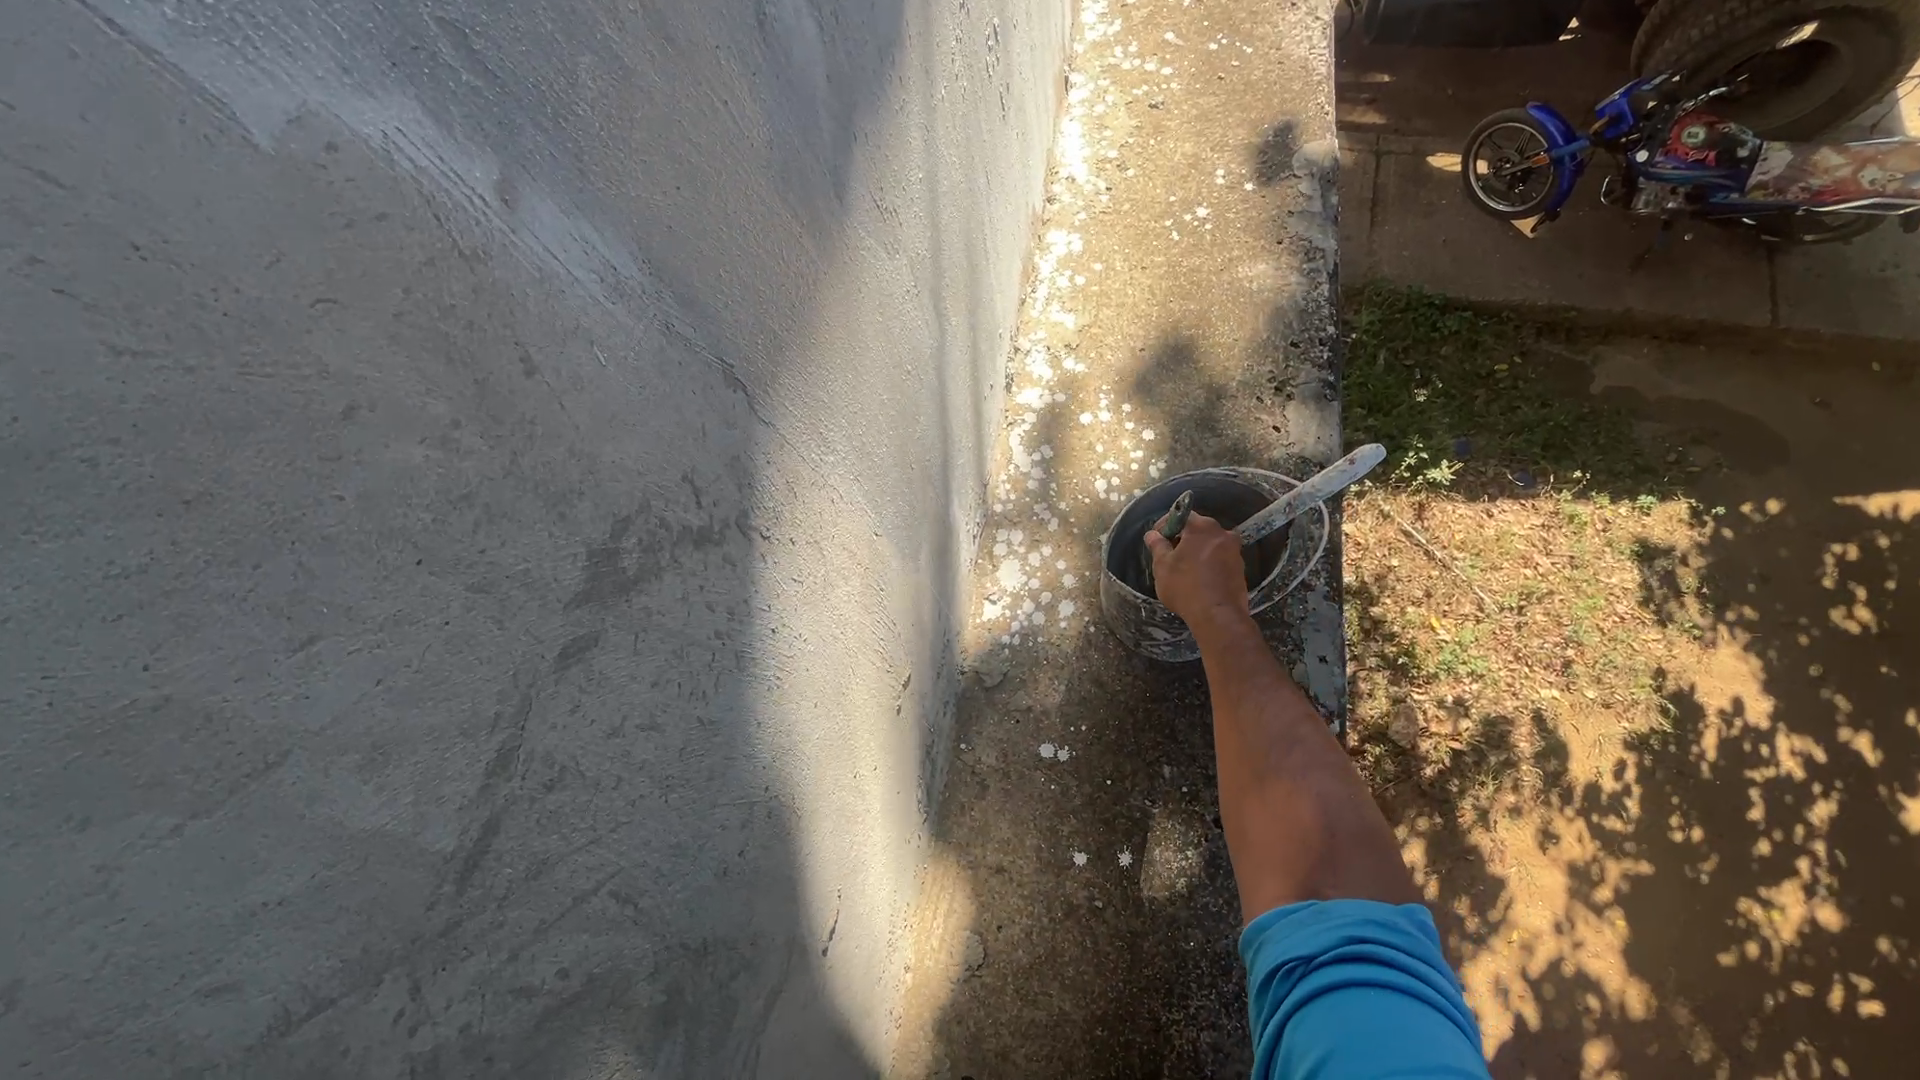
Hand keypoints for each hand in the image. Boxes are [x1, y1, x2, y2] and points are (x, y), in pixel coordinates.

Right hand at [1143, 512, 1249, 632]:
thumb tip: (1152, 534)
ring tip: (1184, 569)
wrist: (1218, 616)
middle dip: (1182, 538)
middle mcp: (1222, 533)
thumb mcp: (1163, 566)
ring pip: (1210, 544)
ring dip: (1197, 551)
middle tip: (1168, 555)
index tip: (1156, 539)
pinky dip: (1209, 563)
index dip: (1165, 525)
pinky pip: (1220, 558)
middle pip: (1198, 528)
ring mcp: (1234, 551)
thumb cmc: (1185, 587)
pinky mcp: (1240, 568)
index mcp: (1201, 527)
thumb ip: (1157, 546)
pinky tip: (1200, 579)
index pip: (1181, 515)